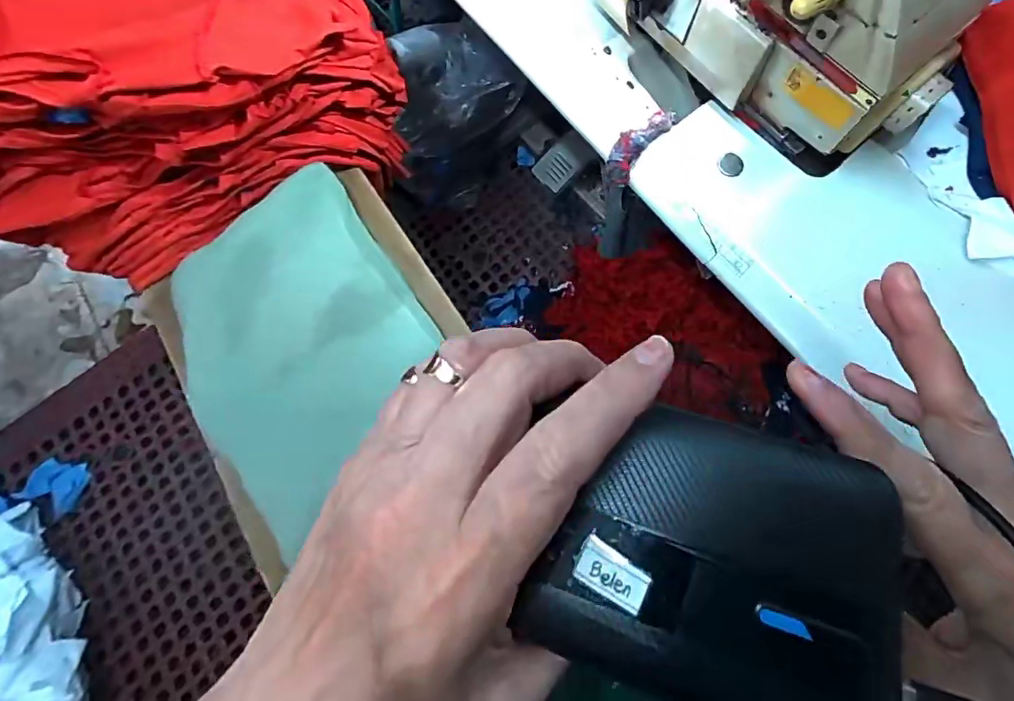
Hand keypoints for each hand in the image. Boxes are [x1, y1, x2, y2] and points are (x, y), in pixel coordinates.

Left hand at [211, 328, 673, 700]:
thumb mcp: (506, 689)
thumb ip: (565, 621)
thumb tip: (602, 559)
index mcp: (471, 559)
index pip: (556, 452)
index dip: (613, 396)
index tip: (655, 356)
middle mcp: (426, 491)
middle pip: (506, 382)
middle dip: (566, 357)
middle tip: (596, 373)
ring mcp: (383, 461)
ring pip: (457, 361)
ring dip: (514, 347)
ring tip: (543, 364)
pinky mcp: (358, 452)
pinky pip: (419, 377)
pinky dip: (465, 362)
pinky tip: (482, 381)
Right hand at [786, 264, 1013, 700]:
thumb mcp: (964, 687)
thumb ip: (894, 633)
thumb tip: (819, 586)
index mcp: (996, 569)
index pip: (917, 483)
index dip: (858, 427)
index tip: (803, 376)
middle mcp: (1006, 513)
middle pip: (960, 414)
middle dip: (923, 341)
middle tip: (891, 280)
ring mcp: (1007, 492)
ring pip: (958, 405)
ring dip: (917, 345)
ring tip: (881, 293)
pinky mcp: (997, 485)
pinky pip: (948, 426)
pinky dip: (906, 391)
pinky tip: (865, 371)